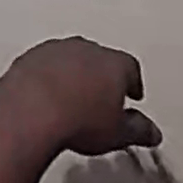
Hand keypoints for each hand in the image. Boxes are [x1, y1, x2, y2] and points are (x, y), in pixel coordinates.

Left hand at [0, 37, 160, 156]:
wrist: (32, 110)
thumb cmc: (78, 119)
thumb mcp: (118, 134)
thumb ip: (138, 130)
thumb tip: (151, 132)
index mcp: (112, 62)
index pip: (130, 66)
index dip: (133, 81)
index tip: (132, 93)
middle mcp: (84, 48)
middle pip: (100, 57)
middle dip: (103, 75)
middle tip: (105, 97)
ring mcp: (55, 49)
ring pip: (71, 57)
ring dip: (75, 72)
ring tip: (76, 99)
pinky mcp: (31, 56)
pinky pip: (46, 62)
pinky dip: (50, 74)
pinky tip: (49, 96)